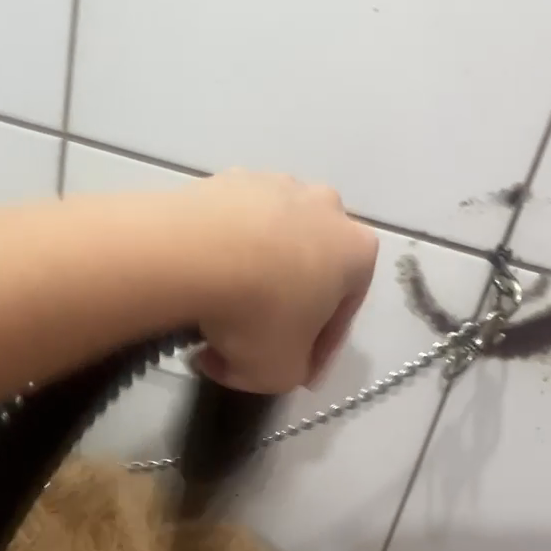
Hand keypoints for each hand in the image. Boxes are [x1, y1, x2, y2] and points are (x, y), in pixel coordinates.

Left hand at [172, 170, 378, 393]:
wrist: (192, 254)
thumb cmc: (258, 315)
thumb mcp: (283, 372)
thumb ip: (287, 372)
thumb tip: (257, 359)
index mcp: (357, 251)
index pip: (343, 312)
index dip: (317, 351)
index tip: (293, 371)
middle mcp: (326, 207)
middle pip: (309, 270)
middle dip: (285, 308)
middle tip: (256, 341)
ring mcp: (275, 184)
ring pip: (270, 245)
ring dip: (252, 278)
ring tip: (218, 314)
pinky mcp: (227, 177)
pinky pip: (231, 227)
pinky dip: (220, 255)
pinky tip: (197, 283)